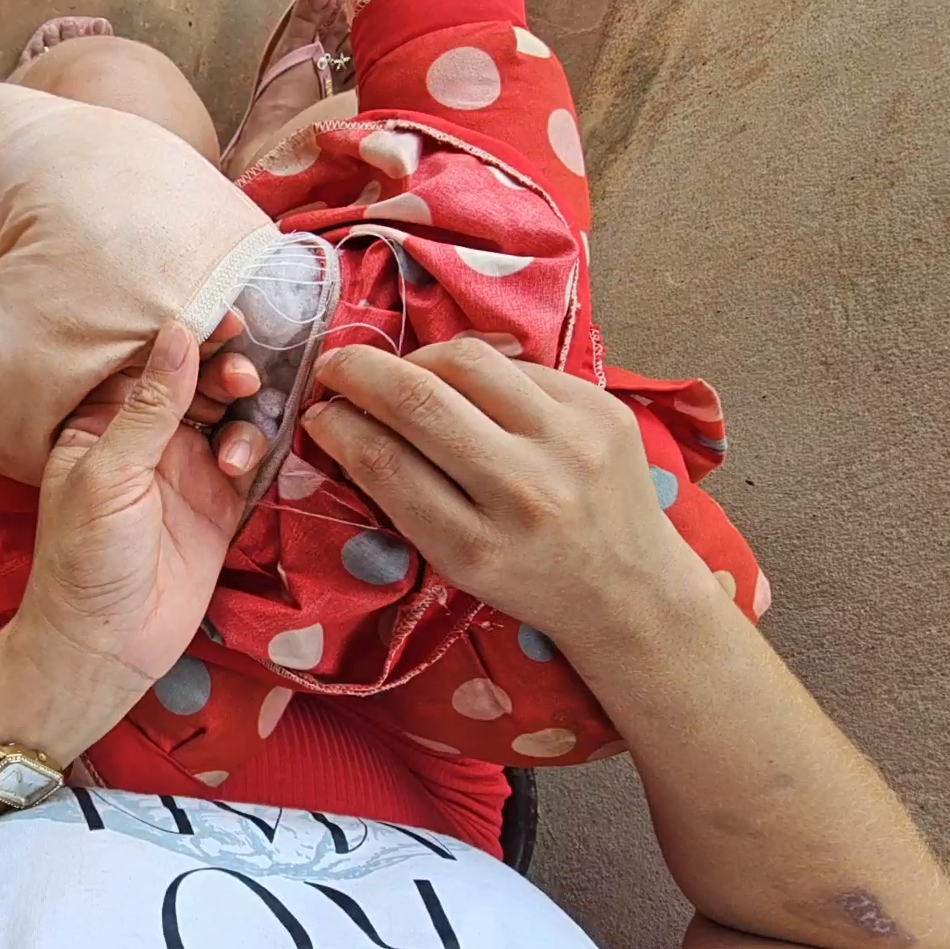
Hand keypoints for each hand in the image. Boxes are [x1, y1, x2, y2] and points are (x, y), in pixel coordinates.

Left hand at [17, 321, 247, 687]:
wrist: (108, 642)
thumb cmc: (85, 557)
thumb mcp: (110, 475)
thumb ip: (149, 407)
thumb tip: (176, 331)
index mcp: (103, 422)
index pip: (146, 360)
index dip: (184, 334)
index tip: (224, 316)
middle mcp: (146, 437)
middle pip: (194, 379)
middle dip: (221, 366)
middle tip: (239, 372)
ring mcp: (185, 468)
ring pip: (226, 412)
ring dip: (241, 406)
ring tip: (239, 420)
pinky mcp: (218, 501)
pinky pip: (247, 455)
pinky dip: (253, 447)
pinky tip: (241, 464)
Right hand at [300, 334, 714, 657]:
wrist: (632, 590)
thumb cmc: (522, 578)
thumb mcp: (447, 559)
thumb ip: (398, 493)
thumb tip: (343, 422)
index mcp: (472, 545)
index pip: (383, 461)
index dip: (336, 426)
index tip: (316, 413)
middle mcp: (524, 488)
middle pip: (417, 400)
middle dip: (358, 371)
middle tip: (332, 366)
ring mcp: (572, 440)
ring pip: (466, 360)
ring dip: (413, 358)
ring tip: (398, 373)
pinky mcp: (604, 406)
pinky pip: (514, 363)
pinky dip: (470, 368)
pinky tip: (460, 386)